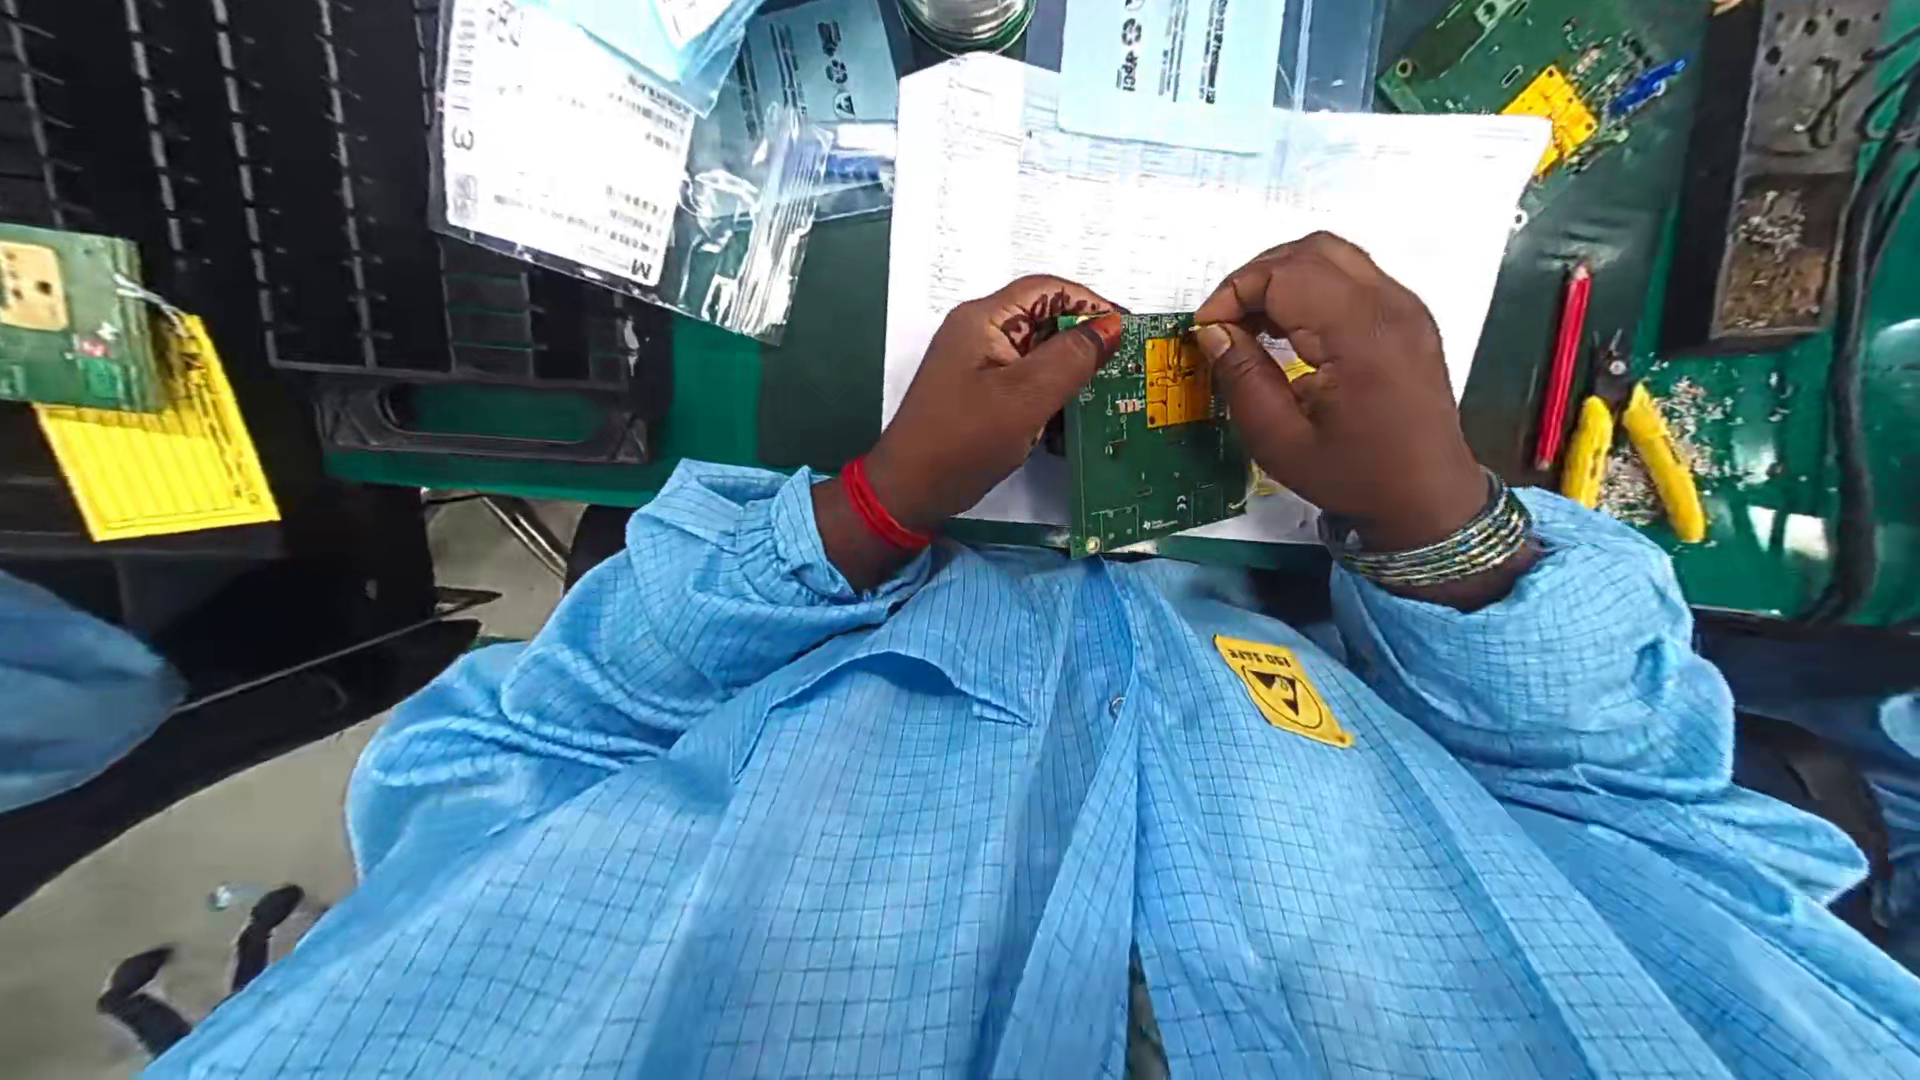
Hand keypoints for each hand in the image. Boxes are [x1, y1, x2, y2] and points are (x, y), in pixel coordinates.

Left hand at [815, 276, 1122, 589]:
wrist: (911, 492)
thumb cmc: (963, 441)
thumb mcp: (1024, 398)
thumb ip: (1071, 358)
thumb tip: (1112, 327)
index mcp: (983, 321)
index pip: (1047, 290)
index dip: (1091, 304)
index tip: (1127, 332)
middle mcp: (980, 336)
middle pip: (1044, 324)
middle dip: (1083, 346)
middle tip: (1121, 371)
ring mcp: (979, 369)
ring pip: (1038, 359)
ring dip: (1069, 379)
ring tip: (1101, 402)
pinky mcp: (981, 399)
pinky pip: (1024, 388)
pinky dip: (1048, 402)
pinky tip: (1067, 427)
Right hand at [1192, 233, 1486, 552]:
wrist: (1423, 496)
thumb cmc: (1350, 475)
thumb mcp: (1276, 438)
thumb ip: (1241, 377)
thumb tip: (1212, 333)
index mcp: (1360, 336)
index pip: (1286, 274)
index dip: (1233, 292)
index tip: (1204, 330)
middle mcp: (1390, 307)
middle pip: (1311, 251)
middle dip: (1253, 277)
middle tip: (1222, 322)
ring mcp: (1404, 307)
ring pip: (1332, 256)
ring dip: (1280, 279)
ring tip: (1248, 324)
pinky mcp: (1405, 317)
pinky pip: (1350, 277)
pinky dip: (1306, 290)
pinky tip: (1284, 329)